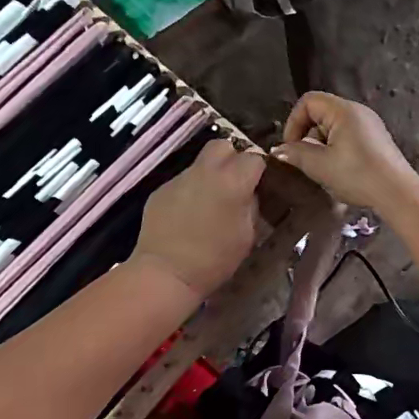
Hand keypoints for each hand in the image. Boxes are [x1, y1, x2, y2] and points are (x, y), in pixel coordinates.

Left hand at [130, 138, 264, 297]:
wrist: (166, 272)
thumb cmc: (214, 260)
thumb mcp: (247, 236)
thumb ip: (251, 207)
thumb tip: (248, 194)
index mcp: (233, 182)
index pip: (254, 158)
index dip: (258, 170)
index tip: (258, 185)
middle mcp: (205, 171)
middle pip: (222, 145)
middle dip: (231, 158)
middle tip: (233, 182)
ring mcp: (179, 179)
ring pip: (199, 164)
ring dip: (209, 176)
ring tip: (208, 203)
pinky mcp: (160, 190)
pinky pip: (181, 182)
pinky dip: (189, 192)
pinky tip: (186, 216)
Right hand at [270, 92, 418, 209]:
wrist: (398, 193)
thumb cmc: (357, 175)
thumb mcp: (320, 166)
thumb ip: (296, 154)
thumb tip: (278, 150)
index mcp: (344, 110)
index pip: (308, 101)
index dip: (294, 122)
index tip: (292, 147)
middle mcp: (358, 111)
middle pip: (321, 113)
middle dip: (307, 135)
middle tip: (305, 160)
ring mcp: (369, 125)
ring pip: (333, 126)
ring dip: (321, 145)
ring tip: (322, 169)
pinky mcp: (376, 139)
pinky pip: (347, 136)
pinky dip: (336, 149)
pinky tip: (339, 171)